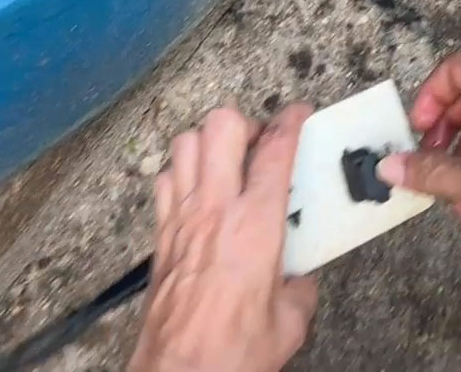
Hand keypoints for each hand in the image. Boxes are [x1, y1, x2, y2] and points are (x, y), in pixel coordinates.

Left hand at [128, 105, 318, 371]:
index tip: (300, 113)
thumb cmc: (233, 354)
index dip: (291, 120)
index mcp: (255, 225)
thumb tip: (298, 275)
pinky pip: (164, 178)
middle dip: (246, 123)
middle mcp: (215, 208)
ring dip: (209, 142)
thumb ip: (299, 286)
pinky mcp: (160, 235)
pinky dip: (181, 171)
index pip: (276, 149)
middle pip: (222, 125)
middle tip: (260, 145)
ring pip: (186, 142)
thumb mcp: (289, 322)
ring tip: (228, 161)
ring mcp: (181, 217)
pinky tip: (197, 189)